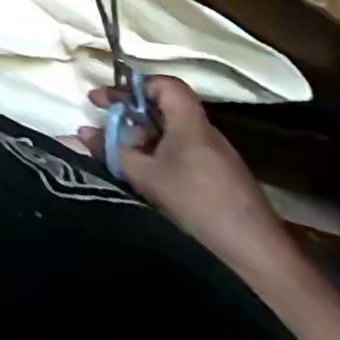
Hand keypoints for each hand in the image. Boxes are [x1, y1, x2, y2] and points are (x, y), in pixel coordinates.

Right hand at [76, 76, 291, 265]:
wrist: (256, 255)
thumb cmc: (197, 204)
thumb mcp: (146, 177)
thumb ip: (113, 151)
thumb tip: (83, 133)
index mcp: (190, 122)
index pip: (164, 84)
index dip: (134, 86)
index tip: (106, 101)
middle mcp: (205, 133)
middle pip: (165, 109)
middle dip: (131, 116)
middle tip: (105, 129)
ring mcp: (215, 157)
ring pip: (172, 135)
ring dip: (143, 140)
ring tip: (121, 158)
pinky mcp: (219, 180)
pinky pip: (182, 155)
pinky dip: (159, 158)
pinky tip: (146, 180)